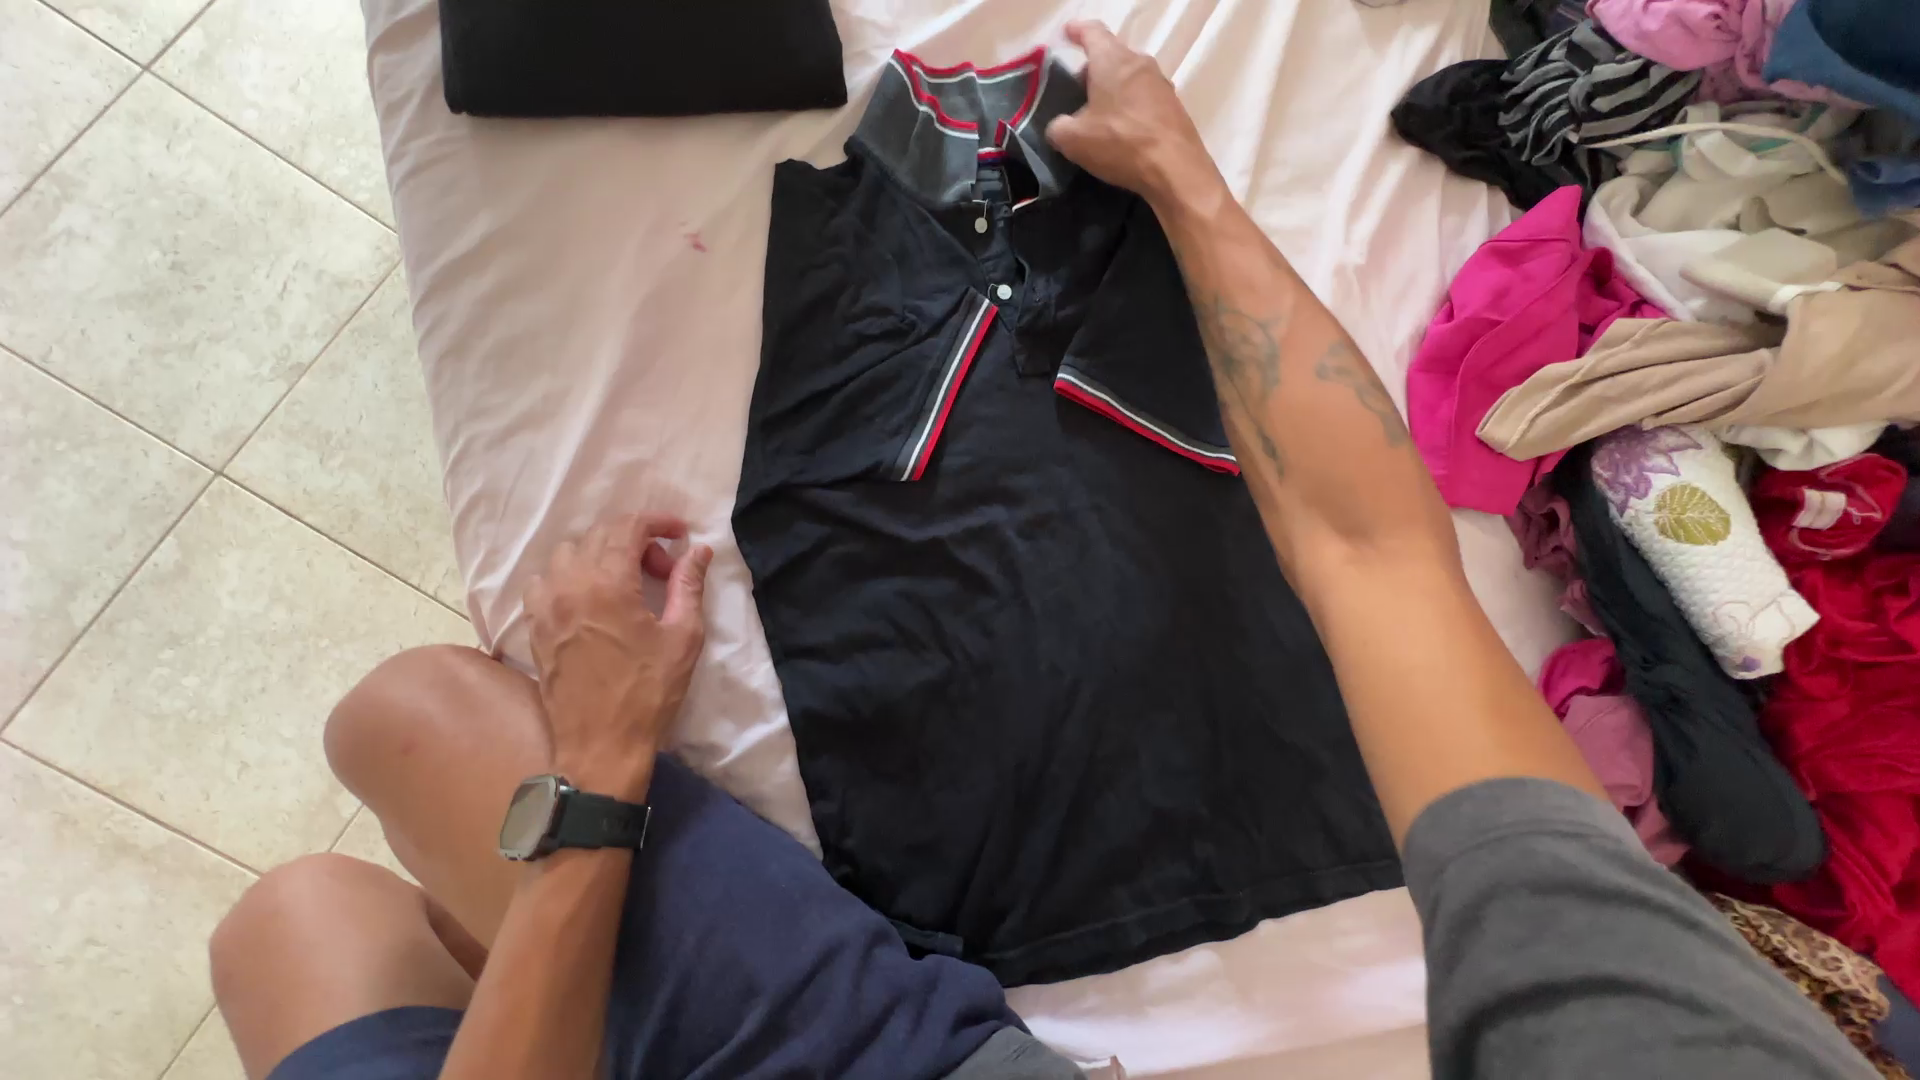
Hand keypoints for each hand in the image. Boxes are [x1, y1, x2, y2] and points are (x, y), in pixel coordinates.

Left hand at [525, 515, 712, 801]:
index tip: (681, 535)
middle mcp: (569, 586)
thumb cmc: (650, 692)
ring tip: (628, 580)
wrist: (602, 746)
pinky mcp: (535, 628)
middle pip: (598, 535)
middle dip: (635, 540)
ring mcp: (545, 607)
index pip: (627, 527)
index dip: (658, 523)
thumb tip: (698, 550)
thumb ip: (689, 585)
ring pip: (568, 554)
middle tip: (664, 569)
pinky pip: (546, 581)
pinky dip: (572, 575)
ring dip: (601, 554)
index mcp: (607, 584)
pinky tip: (593, 598)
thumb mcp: (684, 636)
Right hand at [1045, 21, 1227, 208]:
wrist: (1174, 168)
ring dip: (1113, 89)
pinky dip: (1129, 106)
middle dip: (1093, 68)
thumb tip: (1058, 127)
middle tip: (1078, 88)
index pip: (1092, 33)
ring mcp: (1160, 83)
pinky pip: (1144, 98)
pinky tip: (1122, 129)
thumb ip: (1058, 128)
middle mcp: (1139, 62)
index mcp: (1111, 60)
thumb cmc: (1120, 143)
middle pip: (1112, 56)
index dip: (1076, 31)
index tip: (1067, 33)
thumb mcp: (1074, 140)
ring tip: (1099, 113)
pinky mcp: (1173, 105)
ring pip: (1129, 77)